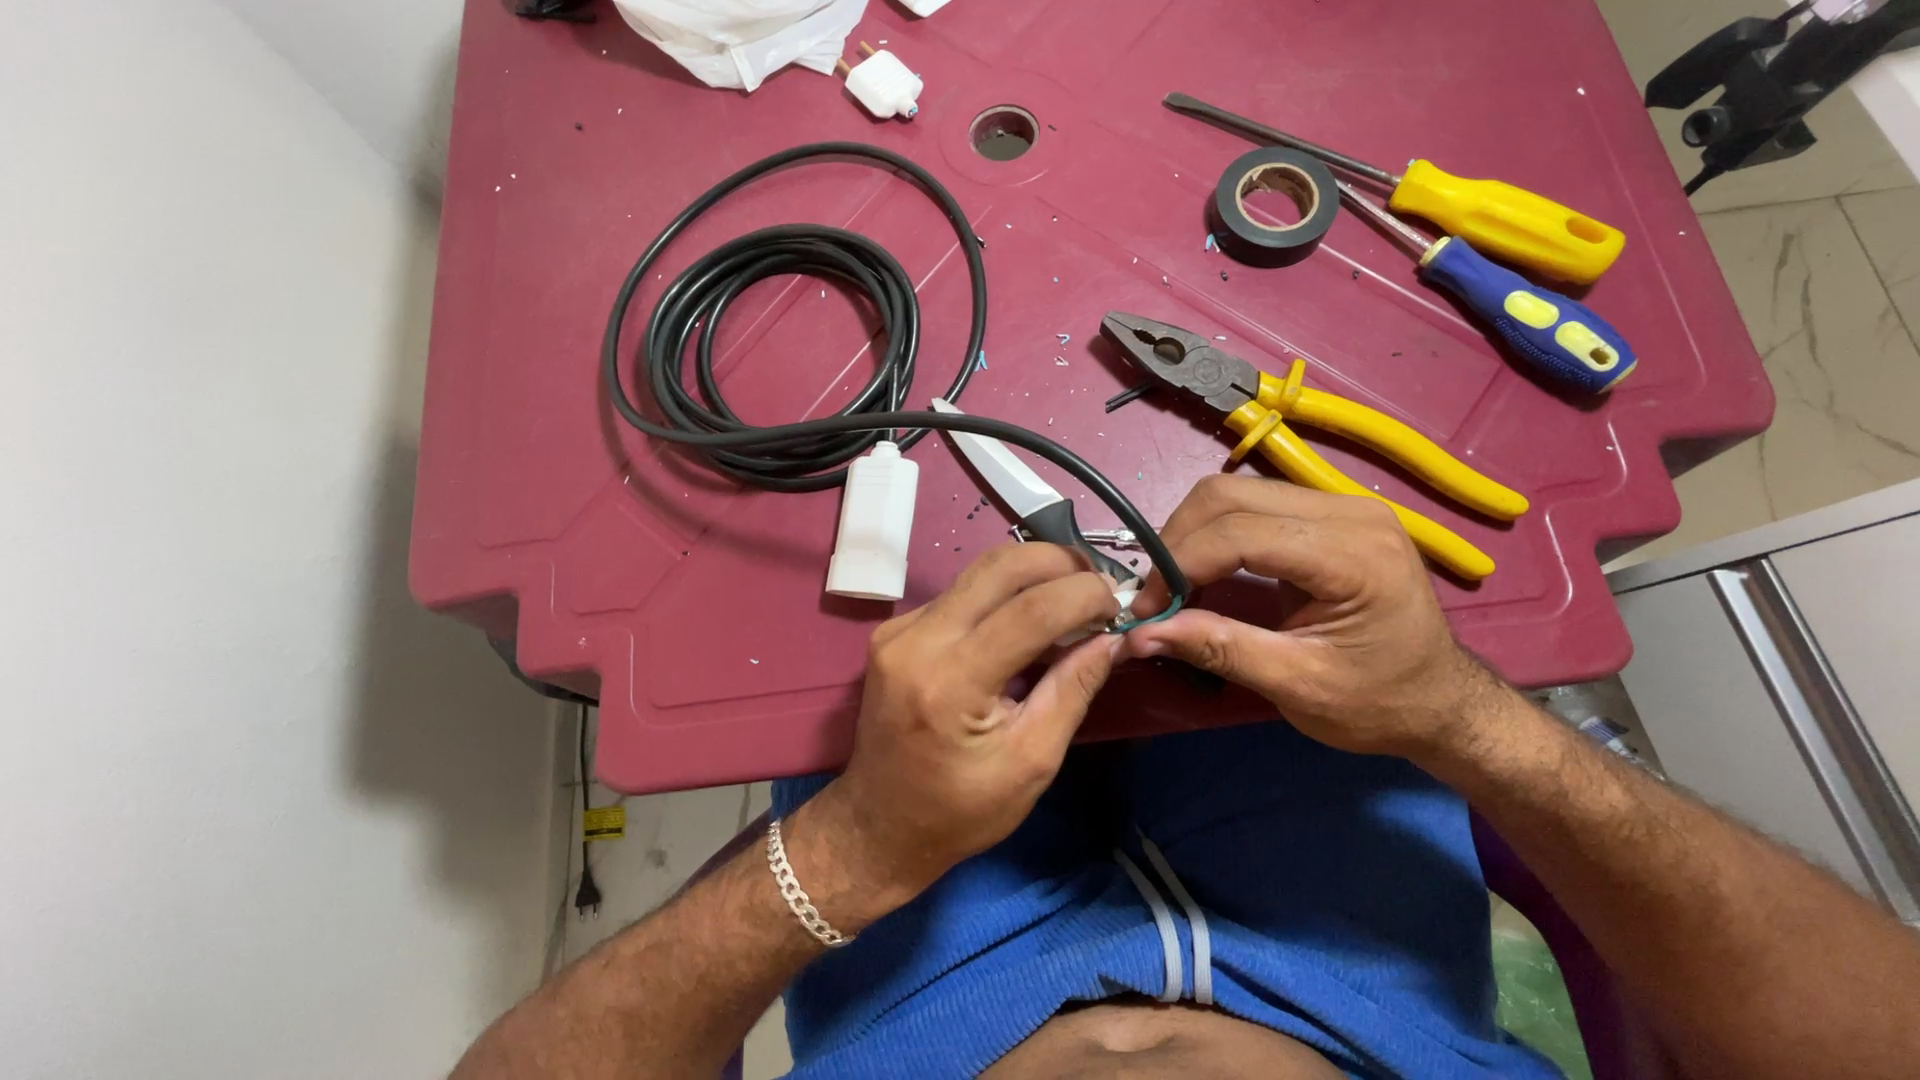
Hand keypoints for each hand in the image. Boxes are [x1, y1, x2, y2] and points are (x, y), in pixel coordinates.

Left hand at [816, 542, 1121, 907]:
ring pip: (978, 572)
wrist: (880, 825)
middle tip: (1101, 587)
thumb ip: (1073, 690)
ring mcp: (899, 630)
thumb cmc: (960, 811)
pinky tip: (1030, 619)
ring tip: (1075, 596)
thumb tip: (1115, 637)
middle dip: (1060, 564)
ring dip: (1033, 573)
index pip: (1030, 610)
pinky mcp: (894, 631)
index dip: (1084, 596)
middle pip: (1000, 567)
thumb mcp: (1032, 761)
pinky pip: (959, 594)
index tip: (1121, 603)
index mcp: (950, 682)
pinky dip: (1003, 594)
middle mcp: (916, 640)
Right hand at [1124, 475, 1504, 760]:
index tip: (1144, 609)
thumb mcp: (1297, 685)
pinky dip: (1214, 534)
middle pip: (1229, 495)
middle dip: (1176, 542)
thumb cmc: (1379, 703)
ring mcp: (1341, 506)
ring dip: (1191, 535)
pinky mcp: (1329, 514)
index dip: (1178, 564)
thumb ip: (1219, 649)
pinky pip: (1252, 504)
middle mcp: (1348, 512)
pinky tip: (1203, 571)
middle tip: (1154, 596)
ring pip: (1234, 492)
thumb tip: (1139, 635)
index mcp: (1353, 555)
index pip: (1239, 532)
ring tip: (1173, 586)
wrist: (1441, 702)